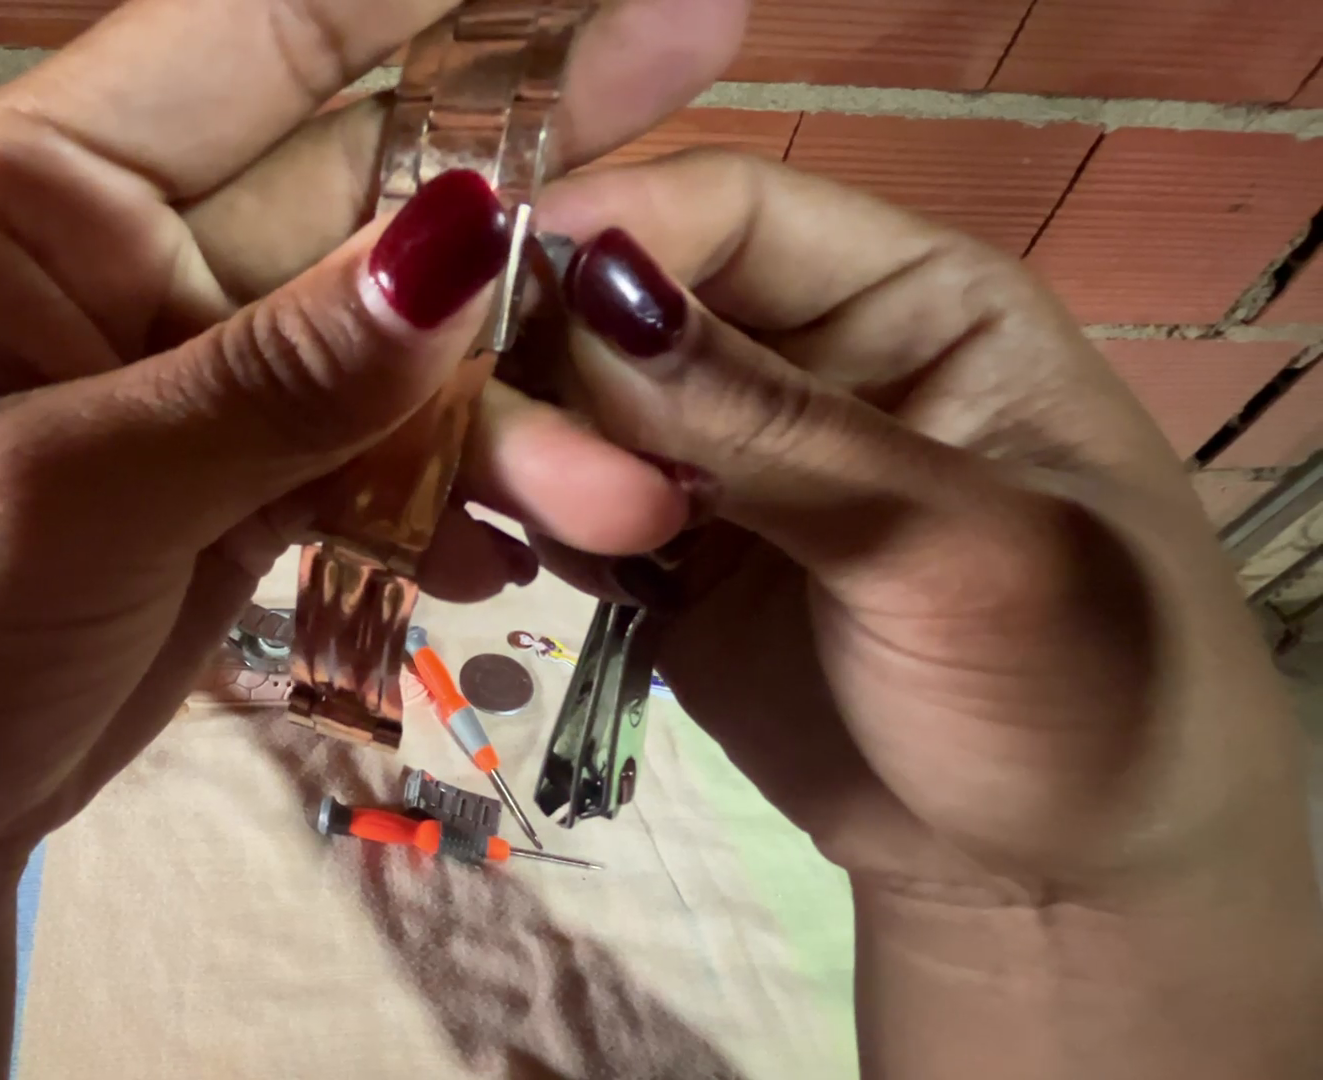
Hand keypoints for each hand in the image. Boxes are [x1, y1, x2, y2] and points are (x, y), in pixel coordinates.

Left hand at [0, 0, 744, 842]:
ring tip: (625, 463)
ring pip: (399, 346)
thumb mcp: (65, 497)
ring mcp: (210, 384)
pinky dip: (450, 496)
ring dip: (512, 399)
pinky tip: (507, 546)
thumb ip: (267, 379)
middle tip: (695, 56)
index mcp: (54, 203)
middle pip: (369, 187)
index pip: (266, 40)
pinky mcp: (248, 484)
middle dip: (531, 153)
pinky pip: (379, 457)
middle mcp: (145, 270)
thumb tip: (464, 245)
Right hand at [523, 151, 1322, 1076]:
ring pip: (554, 410)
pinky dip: (512, 524)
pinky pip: (542, 501)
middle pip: (608, 311)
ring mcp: (694, 462)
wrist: (1019, 867)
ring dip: (528, 465)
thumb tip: (595, 301)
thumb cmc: (1069, 697)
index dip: (610, 228)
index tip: (487, 281)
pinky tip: (512, 573)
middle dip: (555, 380)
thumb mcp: (949, 551)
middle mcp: (776, 363)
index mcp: (894, 303)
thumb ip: (772, 428)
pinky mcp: (639, 546)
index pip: (722, 211)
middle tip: (550, 486)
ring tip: (585, 555)